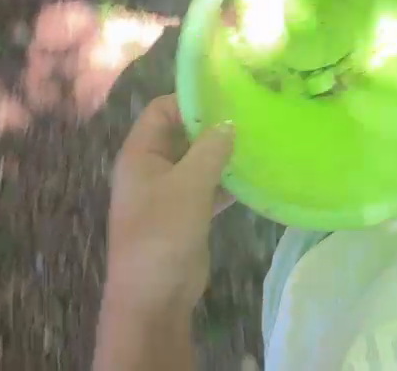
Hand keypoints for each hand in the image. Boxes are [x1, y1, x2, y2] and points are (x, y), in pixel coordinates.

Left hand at [103, 95, 235, 315]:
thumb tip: (229, 123)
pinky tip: (253, 175)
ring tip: (257, 140)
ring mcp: (167, 192)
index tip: (226, 96)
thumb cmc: (163, 232)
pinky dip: (226, 180)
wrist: (153, 300)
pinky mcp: (184, 214)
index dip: (190, 100)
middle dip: (212, 125)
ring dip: (222, 153)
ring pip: (197, 160)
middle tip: (249, 115)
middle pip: (181, 132)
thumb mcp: (190, 183)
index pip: (161, 109)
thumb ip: (211, 148)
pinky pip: (206, 186)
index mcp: (140, 154)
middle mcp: (151, 167)